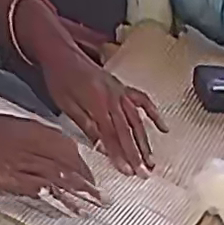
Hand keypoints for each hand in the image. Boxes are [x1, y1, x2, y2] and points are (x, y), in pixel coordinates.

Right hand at [0, 111, 101, 209]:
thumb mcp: (6, 127)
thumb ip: (28, 139)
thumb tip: (45, 154)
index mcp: (29, 128)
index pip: (64, 145)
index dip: (80, 162)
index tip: (89, 175)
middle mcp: (28, 144)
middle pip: (66, 163)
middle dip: (86, 181)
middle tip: (100, 197)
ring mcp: (19, 162)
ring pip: (57, 178)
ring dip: (77, 194)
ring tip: (92, 206)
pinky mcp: (9, 179)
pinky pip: (39, 190)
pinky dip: (56, 200)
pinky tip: (67, 209)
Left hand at [36, 42, 166, 174]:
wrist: (61, 51)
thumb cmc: (60, 78)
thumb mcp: (67, 106)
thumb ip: (87, 126)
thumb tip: (102, 148)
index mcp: (97, 101)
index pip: (111, 134)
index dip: (120, 154)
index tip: (127, 171)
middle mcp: (112, 96)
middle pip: (127, 130)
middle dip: (136, 154)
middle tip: (144, 173)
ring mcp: (120, 91)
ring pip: (137, 120)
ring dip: (145, 142)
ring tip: (151, 161)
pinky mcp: (122, 87)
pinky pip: (142, 101)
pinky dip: (154, 114)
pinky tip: (163, 129)